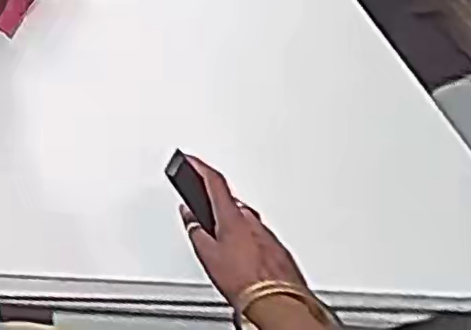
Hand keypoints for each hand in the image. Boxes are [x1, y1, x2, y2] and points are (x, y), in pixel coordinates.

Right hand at [177, 155, 310, 307]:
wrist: (281, 310)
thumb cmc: (245, 283)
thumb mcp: (208, 254)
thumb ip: (195, 229)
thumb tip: (188, 215)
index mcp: (232, 216)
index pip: (214, 180)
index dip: (200, 166)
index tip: (191, 159)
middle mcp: (252, 221)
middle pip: (231, 203)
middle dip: (217, 207)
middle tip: (204, 216)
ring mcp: (269, 237)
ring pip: (247, 223)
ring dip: (235, 228)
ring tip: (226, 248)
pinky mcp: (282, 254)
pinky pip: (261, 239)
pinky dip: (251, 243)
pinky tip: (246, 261)